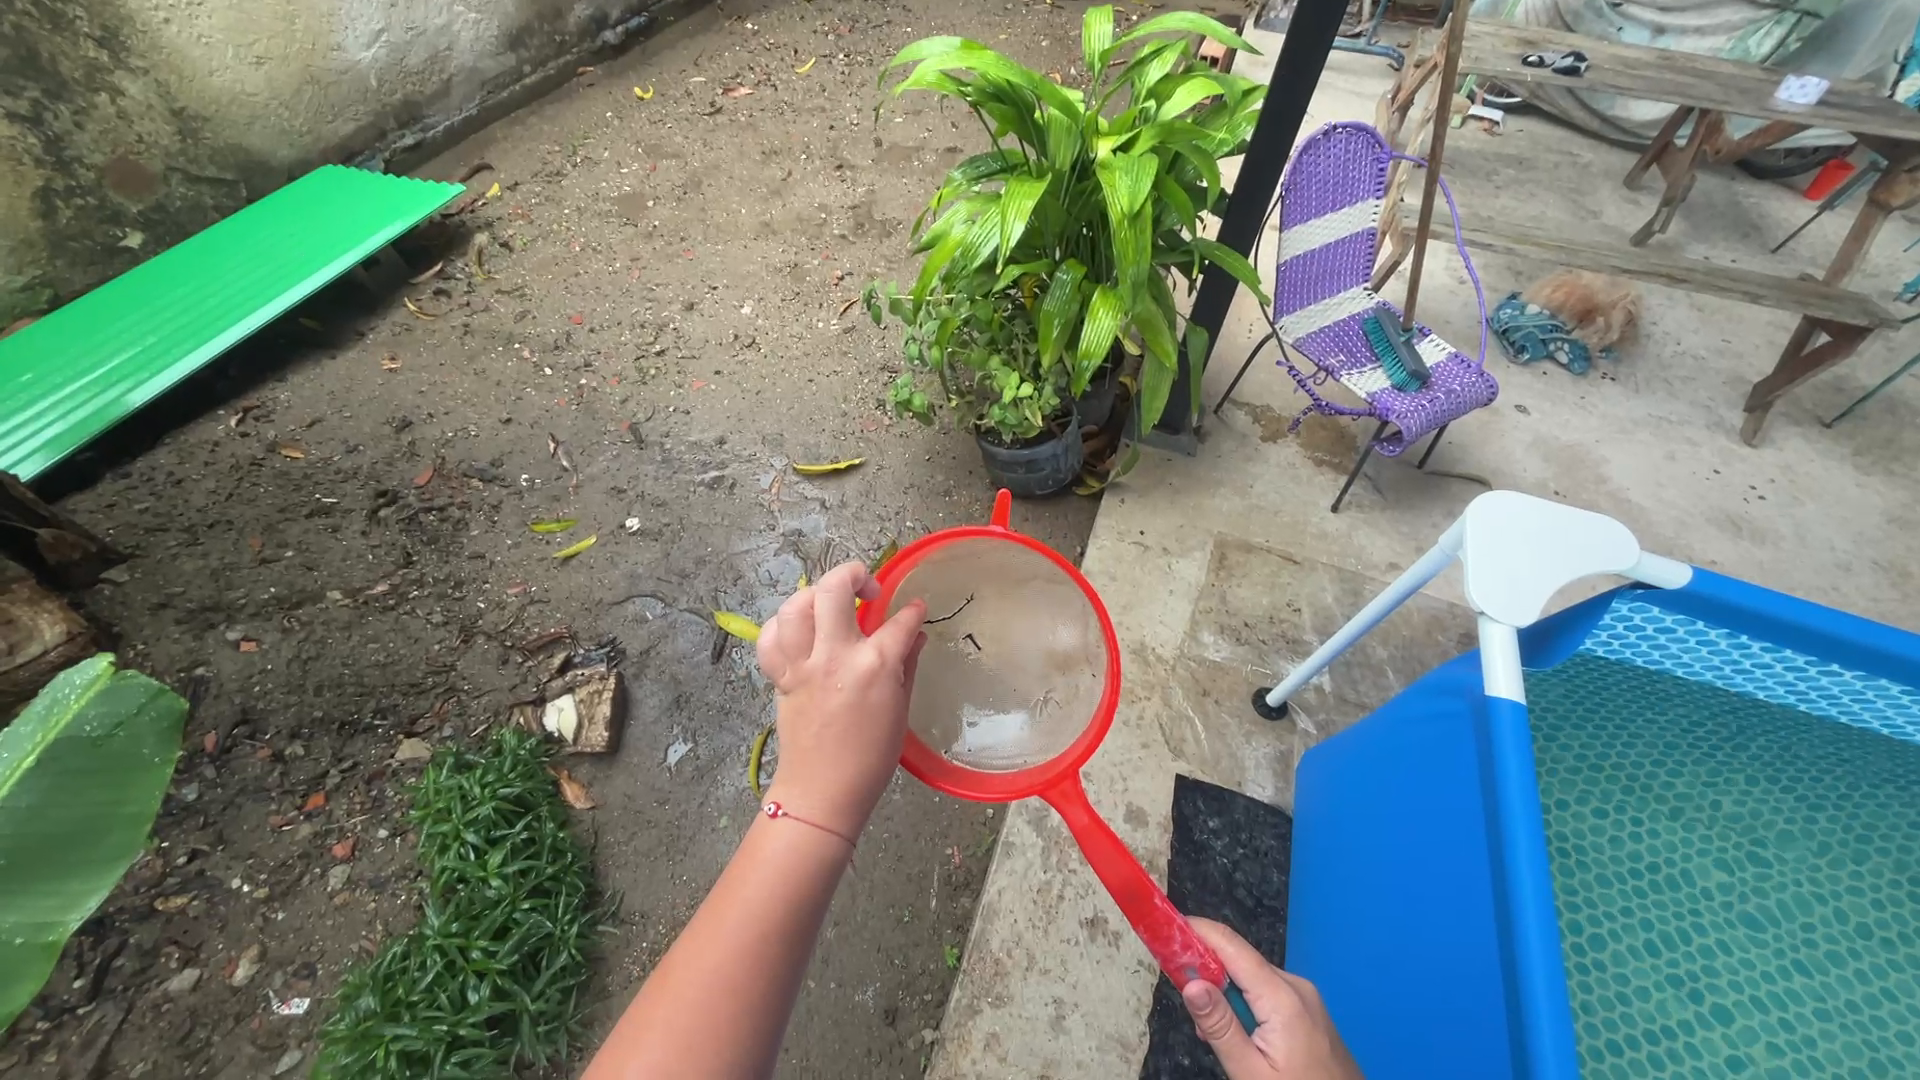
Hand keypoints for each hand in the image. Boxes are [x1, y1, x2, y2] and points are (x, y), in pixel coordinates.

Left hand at [756, 561, 926, 839]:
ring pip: (796, 605)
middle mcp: (835, 656)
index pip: (900, 622)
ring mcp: (803, 665)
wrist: (823, 791)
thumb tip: (914, 635)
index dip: (912, 612)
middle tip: (868, 589)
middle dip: (854, 574)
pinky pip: (770, 637)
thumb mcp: (901, 709)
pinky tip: (799, 629)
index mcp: (874, 666)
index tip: (915, 609)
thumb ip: (906, 664)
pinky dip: (782, 625)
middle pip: (834, 590)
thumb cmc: (871, 756)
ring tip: (830, 604)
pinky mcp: (780, 678)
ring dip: (815, 595)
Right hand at [1181, 919, 1363, 1079]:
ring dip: (1226, 998)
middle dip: (1207, 976)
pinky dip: (1246, 1008)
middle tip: (1190, 1013)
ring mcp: (1305, 998)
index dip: (1194, 930)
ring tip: (1218, 1041)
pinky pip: (1267, 995)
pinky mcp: (1309, 1011)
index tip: (1162, 931)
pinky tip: (1243, 1042)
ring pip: (1251, 980)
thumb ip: (1219, 1027)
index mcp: (1282, 996)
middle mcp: (1295, 985)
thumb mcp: (1251, 1075)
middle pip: (1238, 962)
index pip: (1229, 944)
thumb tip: (1189, 981)